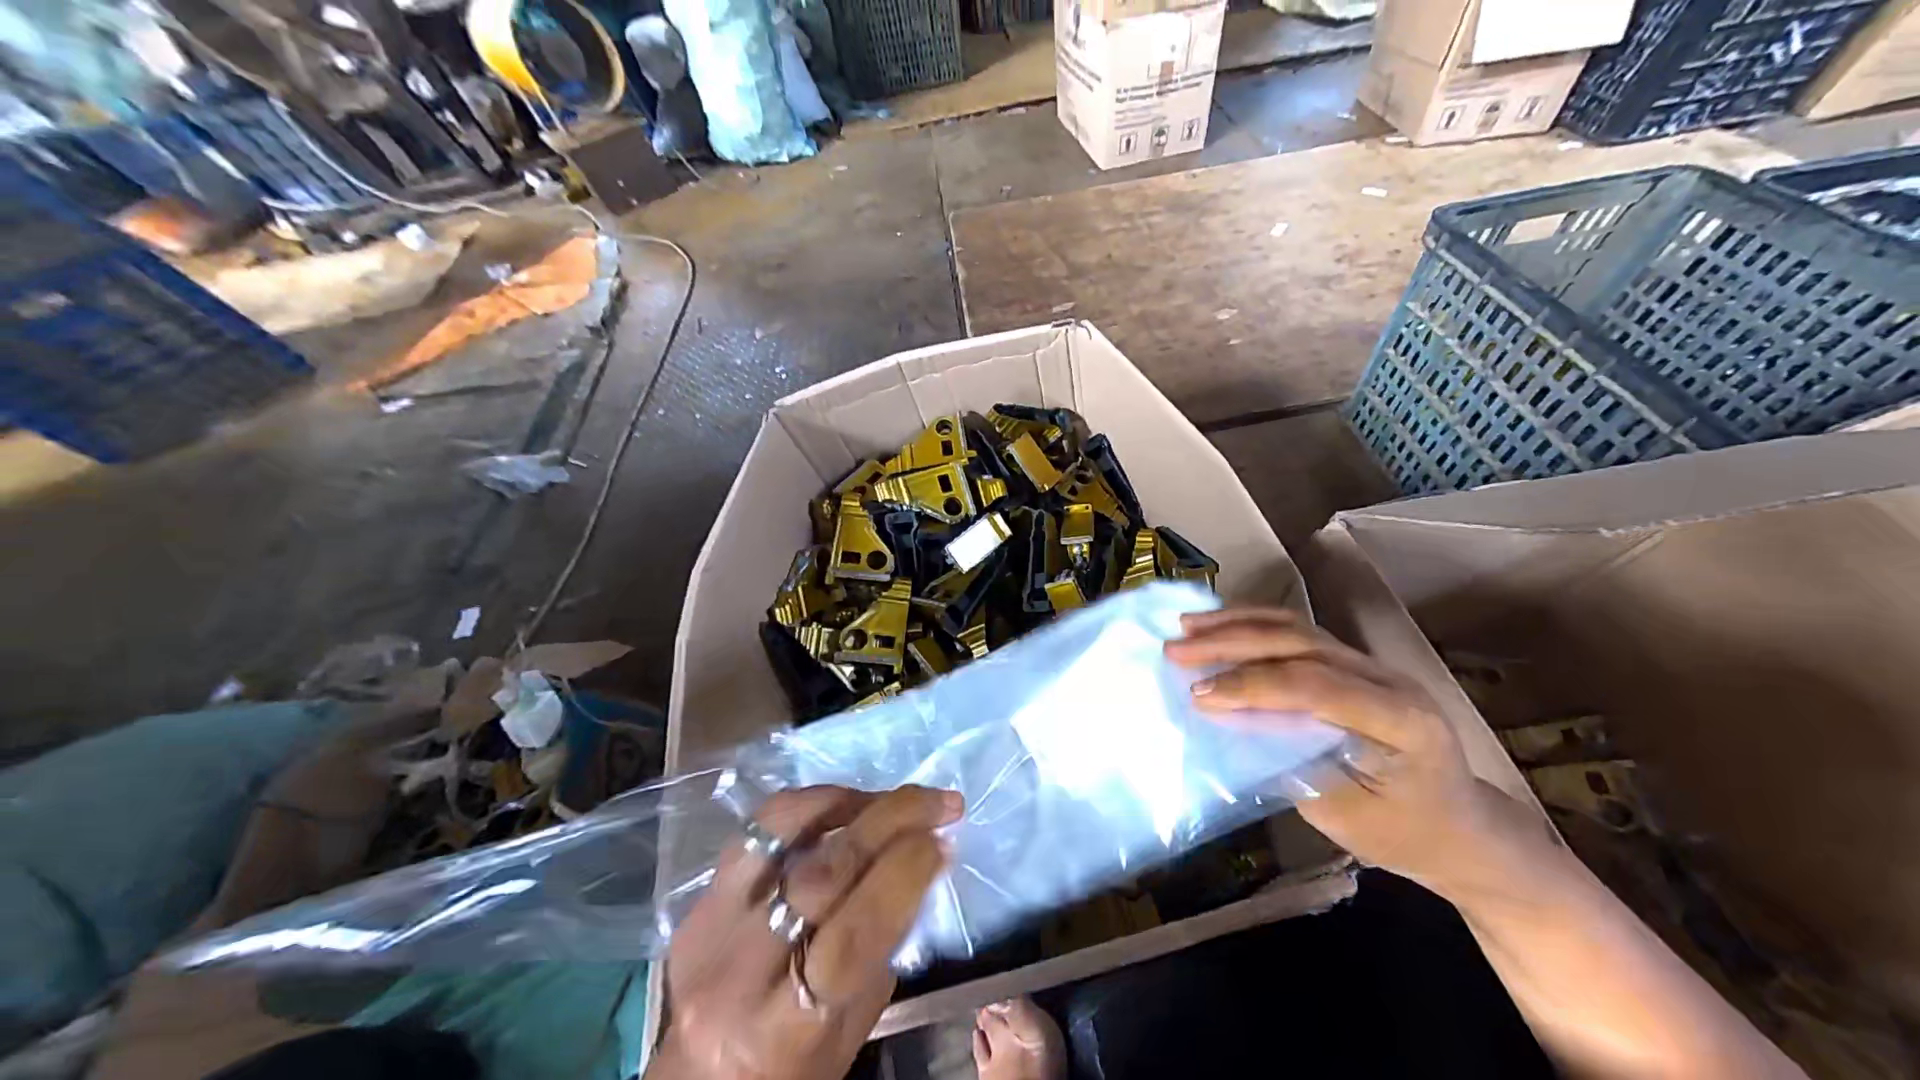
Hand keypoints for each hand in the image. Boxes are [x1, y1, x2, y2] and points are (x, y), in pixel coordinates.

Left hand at [649, 785, 962, 1079]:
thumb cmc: (793, 1067)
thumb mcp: (851, 1025)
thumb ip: (880, 944)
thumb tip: (918, 861)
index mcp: (788, 1027)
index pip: (854, 932)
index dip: (904, 873)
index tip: (942, 839)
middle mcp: (742, 971)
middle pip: (823, 871)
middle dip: (889, 821)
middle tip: (937, 800)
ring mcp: (710, 927)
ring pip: (780, 834)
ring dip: (848, 801)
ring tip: (889, 799)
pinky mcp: (696, 900)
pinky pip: (756, 831)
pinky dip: (806, 806)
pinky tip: (840, 803)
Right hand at [1165, 607, 1515, 891]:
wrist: (1460, 829)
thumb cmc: (1405, 834)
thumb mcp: (1344, 814)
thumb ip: (1290, 762)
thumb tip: (1227, 723)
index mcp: (1399, 720)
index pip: (1313, 685)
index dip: (1250, 685)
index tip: (1197, 696)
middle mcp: (1387, 679)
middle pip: (1299, 642)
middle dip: (1231, 642)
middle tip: (1175, 649)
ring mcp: (1371, 666)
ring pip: (1296, 628)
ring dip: (1236, 625)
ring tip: (1186, 626)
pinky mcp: (1352, 666)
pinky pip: (1298, 635)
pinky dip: (1253, 627)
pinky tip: (1220, 629)